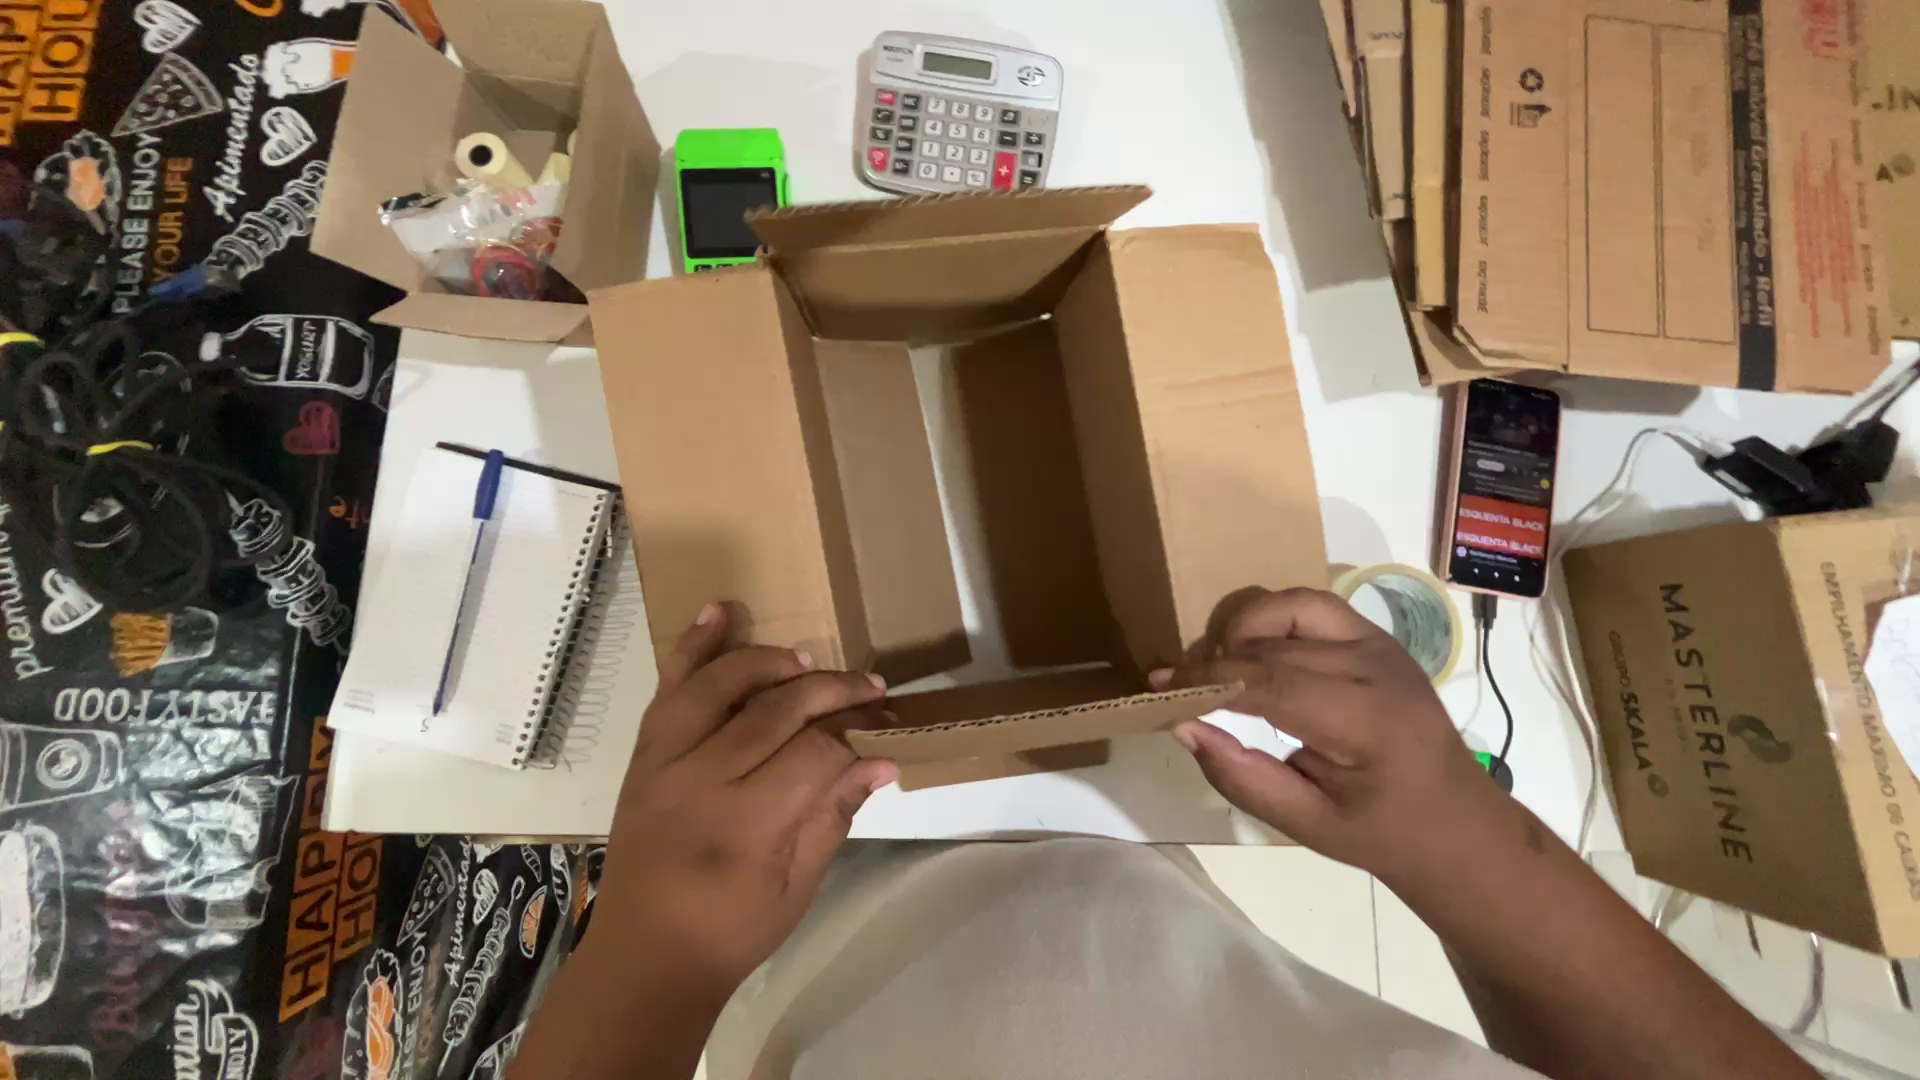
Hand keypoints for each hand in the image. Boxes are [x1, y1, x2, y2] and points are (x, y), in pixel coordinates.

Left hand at [596, 604, 898, 995]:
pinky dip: (693, 647)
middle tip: (871, 687)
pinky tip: (719, 611)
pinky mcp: (644, 756)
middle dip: (831, 691)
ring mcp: (664, 763)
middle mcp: (700, 781)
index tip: (885, 725)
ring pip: (720, 686)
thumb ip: (836, 813)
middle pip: (776, 710)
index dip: (857, 733)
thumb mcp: (798, 885)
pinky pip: (669, 690)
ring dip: (768, 662)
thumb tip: (883, 760)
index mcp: (745, 824)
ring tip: (806, 660)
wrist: (644, 955)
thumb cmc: (731, 930)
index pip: (814, 752)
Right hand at [1160, 588, 1515, 887]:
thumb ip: (1242, 777)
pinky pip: (1310, 606)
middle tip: (1180, 687)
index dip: (1210, 680)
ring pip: (1291, 607)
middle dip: (1216, 661)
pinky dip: (1271, 619)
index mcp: (1371, 724)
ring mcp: (1382, 645)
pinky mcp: (1377, 637)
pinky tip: (1255, 651)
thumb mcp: (1308, 826)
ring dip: (1244, 629)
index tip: (1164, 688)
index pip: (1274, 682)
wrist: (1458, 823)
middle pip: (1274, 645)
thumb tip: (1183, 726)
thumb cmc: (1382, 833)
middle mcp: (1380, 670)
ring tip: (1219, 665)